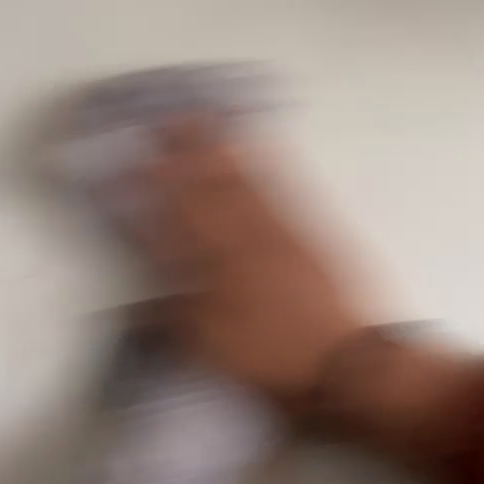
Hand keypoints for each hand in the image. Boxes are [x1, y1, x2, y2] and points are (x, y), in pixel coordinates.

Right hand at [146, 117, 370, 402]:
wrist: (351, 365)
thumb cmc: (279, 364)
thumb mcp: (215, 352)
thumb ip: (178, 319)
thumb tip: (145, 298)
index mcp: (220, 271)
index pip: (177, 223)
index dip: (153, 193)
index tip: (132, 164)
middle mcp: (250, 243)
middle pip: (211, 192)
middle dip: (185, 155)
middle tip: (165, 120)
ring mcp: (287, 235)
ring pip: (248, 183)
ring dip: (223, 149)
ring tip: (204, 119)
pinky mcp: (319, 238)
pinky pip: (291, 191)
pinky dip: (274, 164)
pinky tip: (267, 146)